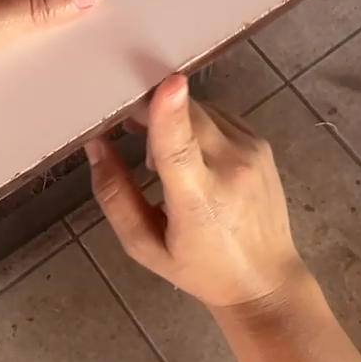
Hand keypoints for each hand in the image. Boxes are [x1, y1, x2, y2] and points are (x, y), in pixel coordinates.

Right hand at [86, 74, 308, 311]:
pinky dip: (196, 126)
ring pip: (200, 110)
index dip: (169, 115)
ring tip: (163, 160)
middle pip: (186, 115)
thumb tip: (96, 145)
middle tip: (127, 127)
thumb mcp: (144, 245)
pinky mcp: (261, 142)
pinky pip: (217, 117)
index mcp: (199, 201)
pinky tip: (192, 156)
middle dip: (151, 110)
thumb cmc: (200, 268)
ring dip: (174, 121)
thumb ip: (115, 195)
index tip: (167, 83)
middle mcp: (231, 169)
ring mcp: (252, 151)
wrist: (265, 279)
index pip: (181, 150)